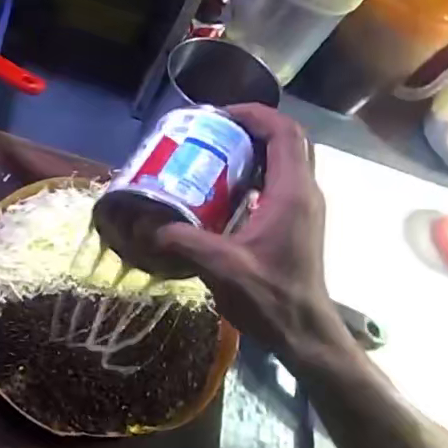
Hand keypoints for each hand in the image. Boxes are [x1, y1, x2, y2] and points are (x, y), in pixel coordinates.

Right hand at [144, 104, 351, 365]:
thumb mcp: (221, 267)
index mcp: (293, 194)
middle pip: (285, 142)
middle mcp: (303, 194)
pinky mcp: (292, 225)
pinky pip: (274, 185)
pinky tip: (216, 193)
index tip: (216, 115)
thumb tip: (143, 223)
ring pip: (281, 162)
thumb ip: (182, 241)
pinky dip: (249, 176)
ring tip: (207, 156)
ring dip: (249, 151)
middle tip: (208, 133)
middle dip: (248, 129)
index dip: (254, 115)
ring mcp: (300, 210)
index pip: (284, 134)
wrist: (303, 333)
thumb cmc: (270, 298)